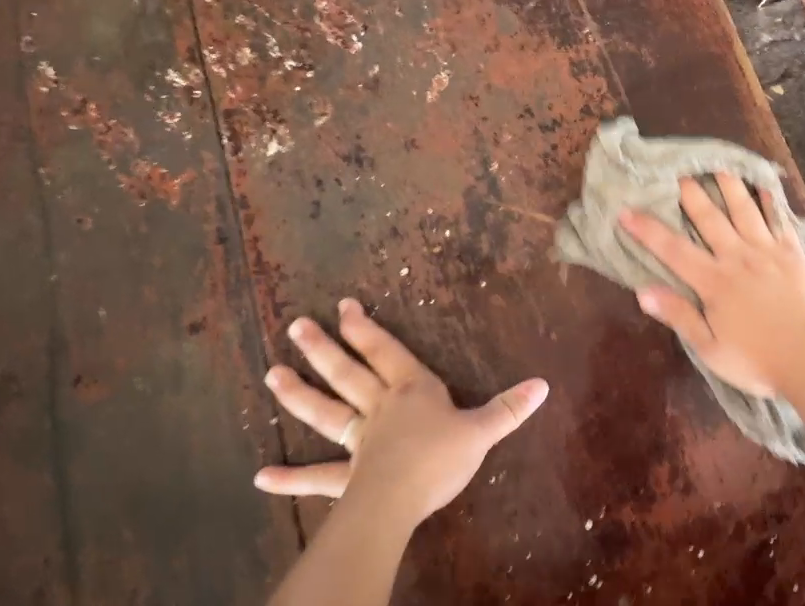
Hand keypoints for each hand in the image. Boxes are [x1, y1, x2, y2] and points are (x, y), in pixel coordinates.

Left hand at [254, 298, 549, 525]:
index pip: (386, 351)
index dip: (365, 329)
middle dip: (323, 348)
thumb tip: (543, 384)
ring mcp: (359, 441)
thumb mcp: (483, 430)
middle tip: (297, 326)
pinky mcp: (348, 477)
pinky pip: (317, 476)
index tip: (343, 306)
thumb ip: (510, 408)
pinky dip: (290, 477)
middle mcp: (380, 407)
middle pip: (348, 372)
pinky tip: (261, 476)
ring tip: (271, 375)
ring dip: (298, 394)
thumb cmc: (441, 457)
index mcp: (411, 390)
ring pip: (325, 412)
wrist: (402, 499)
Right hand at [619, 172, 804, 397]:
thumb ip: (679, 316)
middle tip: (677, 173)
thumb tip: (642, 291)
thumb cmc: (757, 362)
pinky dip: (771, 202)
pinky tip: (766, 187)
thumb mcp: (710, 349)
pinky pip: (780, 221)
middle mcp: (738, 258)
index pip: (673, 250)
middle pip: (709, 219)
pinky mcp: (794, 255)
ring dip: (730, 187)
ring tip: (719, 168)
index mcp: (714, 282)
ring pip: (745, 211)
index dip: (648, 230)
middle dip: (690, 194)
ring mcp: (769, 253)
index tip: (627, 211)